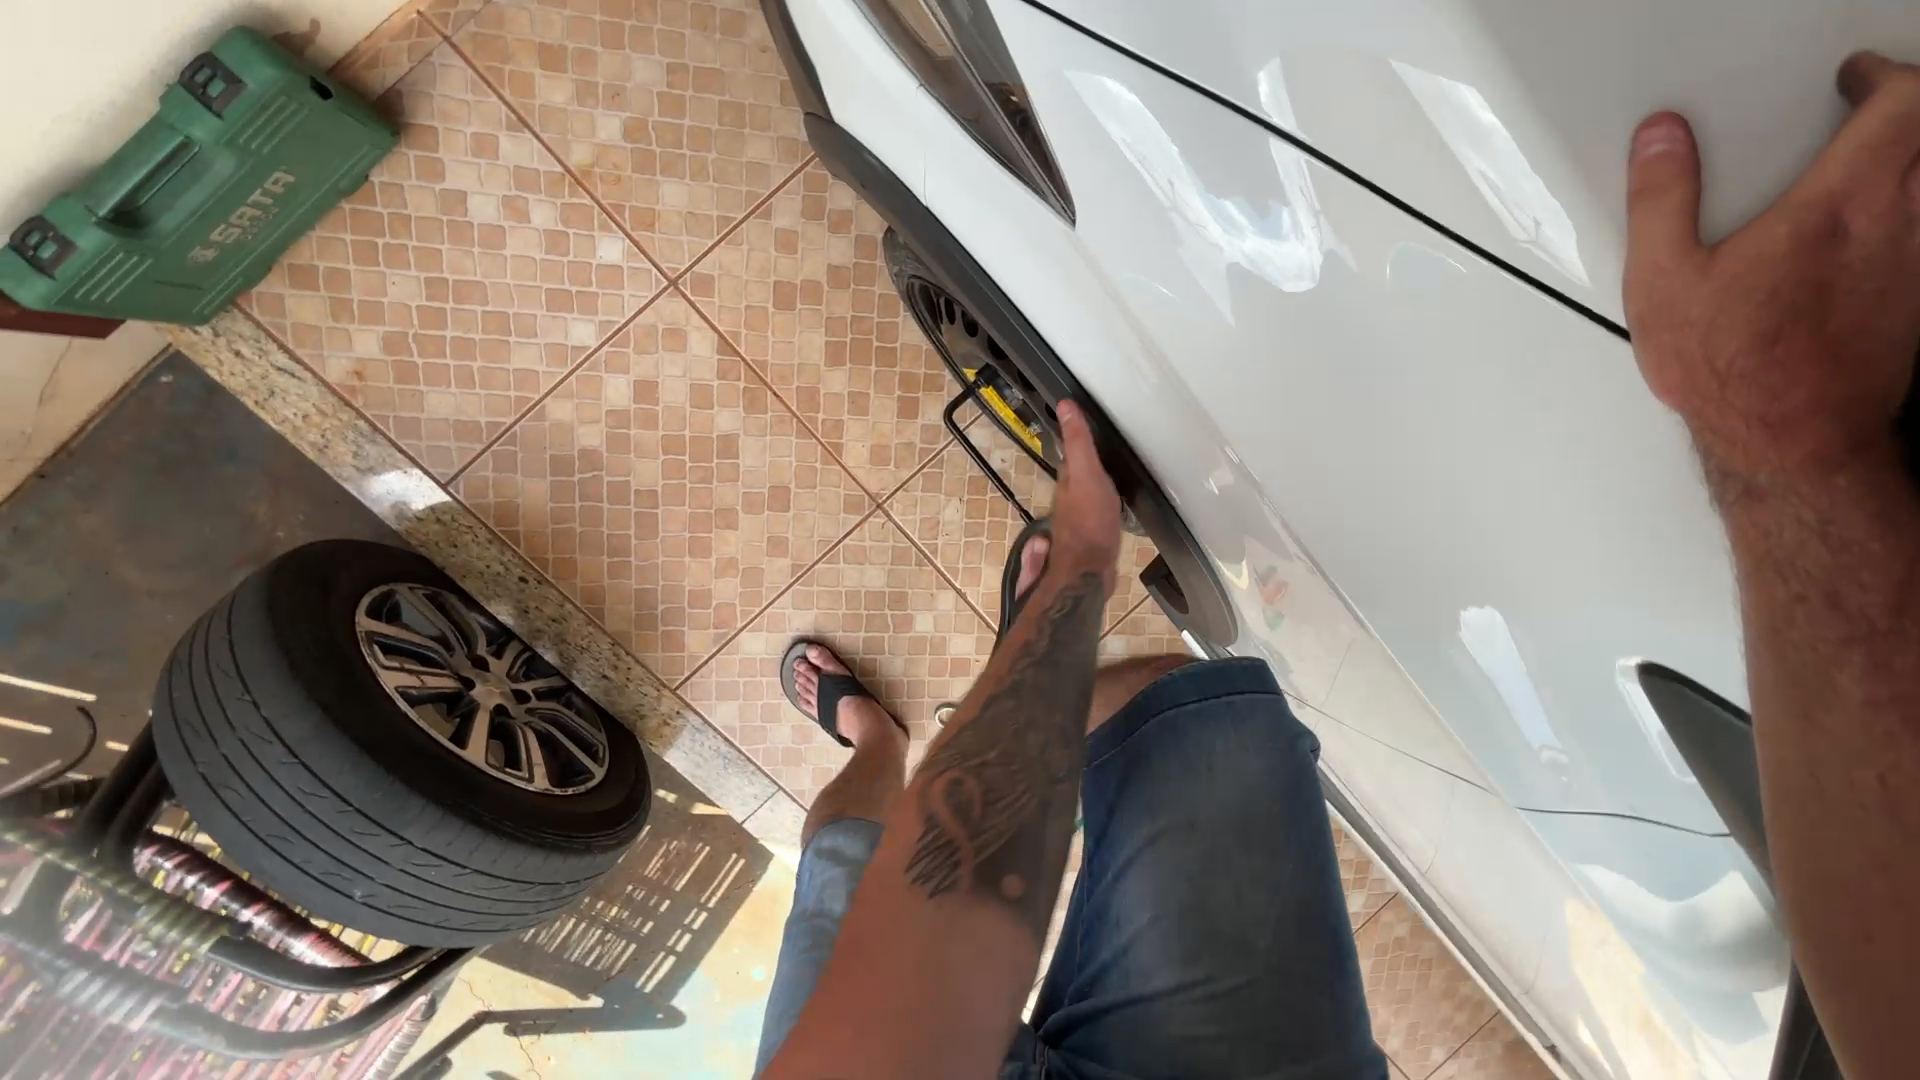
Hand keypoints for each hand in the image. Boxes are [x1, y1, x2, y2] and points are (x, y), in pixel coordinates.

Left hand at [1046, 400, 1123, 595]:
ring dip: (1095, 489)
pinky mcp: (1094, 542)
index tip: (1086, 426)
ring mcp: (1081, 523)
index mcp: (1067, 484)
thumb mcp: (1086, 475)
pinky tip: (1116, 512)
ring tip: (1111, 478)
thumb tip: (1065, 406)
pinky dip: (1105, 512)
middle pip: (1078, 478)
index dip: (1078, 441)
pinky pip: (1099, 520)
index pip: (1071, 457)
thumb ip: (1078, 443)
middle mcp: (1069, 503)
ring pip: (1087, 499)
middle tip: (1103, 452)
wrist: (1090, 573)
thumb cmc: (1089, 522)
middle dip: (1088, 465)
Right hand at [1624, 52, 1919, 497]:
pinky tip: (1868, 233)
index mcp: (1837, 206)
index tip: (1853, 80)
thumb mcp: (1661, 280)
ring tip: (1870, 164)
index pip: (1902, 101)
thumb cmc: (1727, 362)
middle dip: (1910, 107)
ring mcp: (1918, 258)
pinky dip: (1909, 212)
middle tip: (1873, 106)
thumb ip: (1662, 200)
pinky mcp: (1919, 294)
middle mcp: (1897, 221)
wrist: (1785, 431)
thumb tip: (1661, 141)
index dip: (1883, 76)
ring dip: (1914, 158)